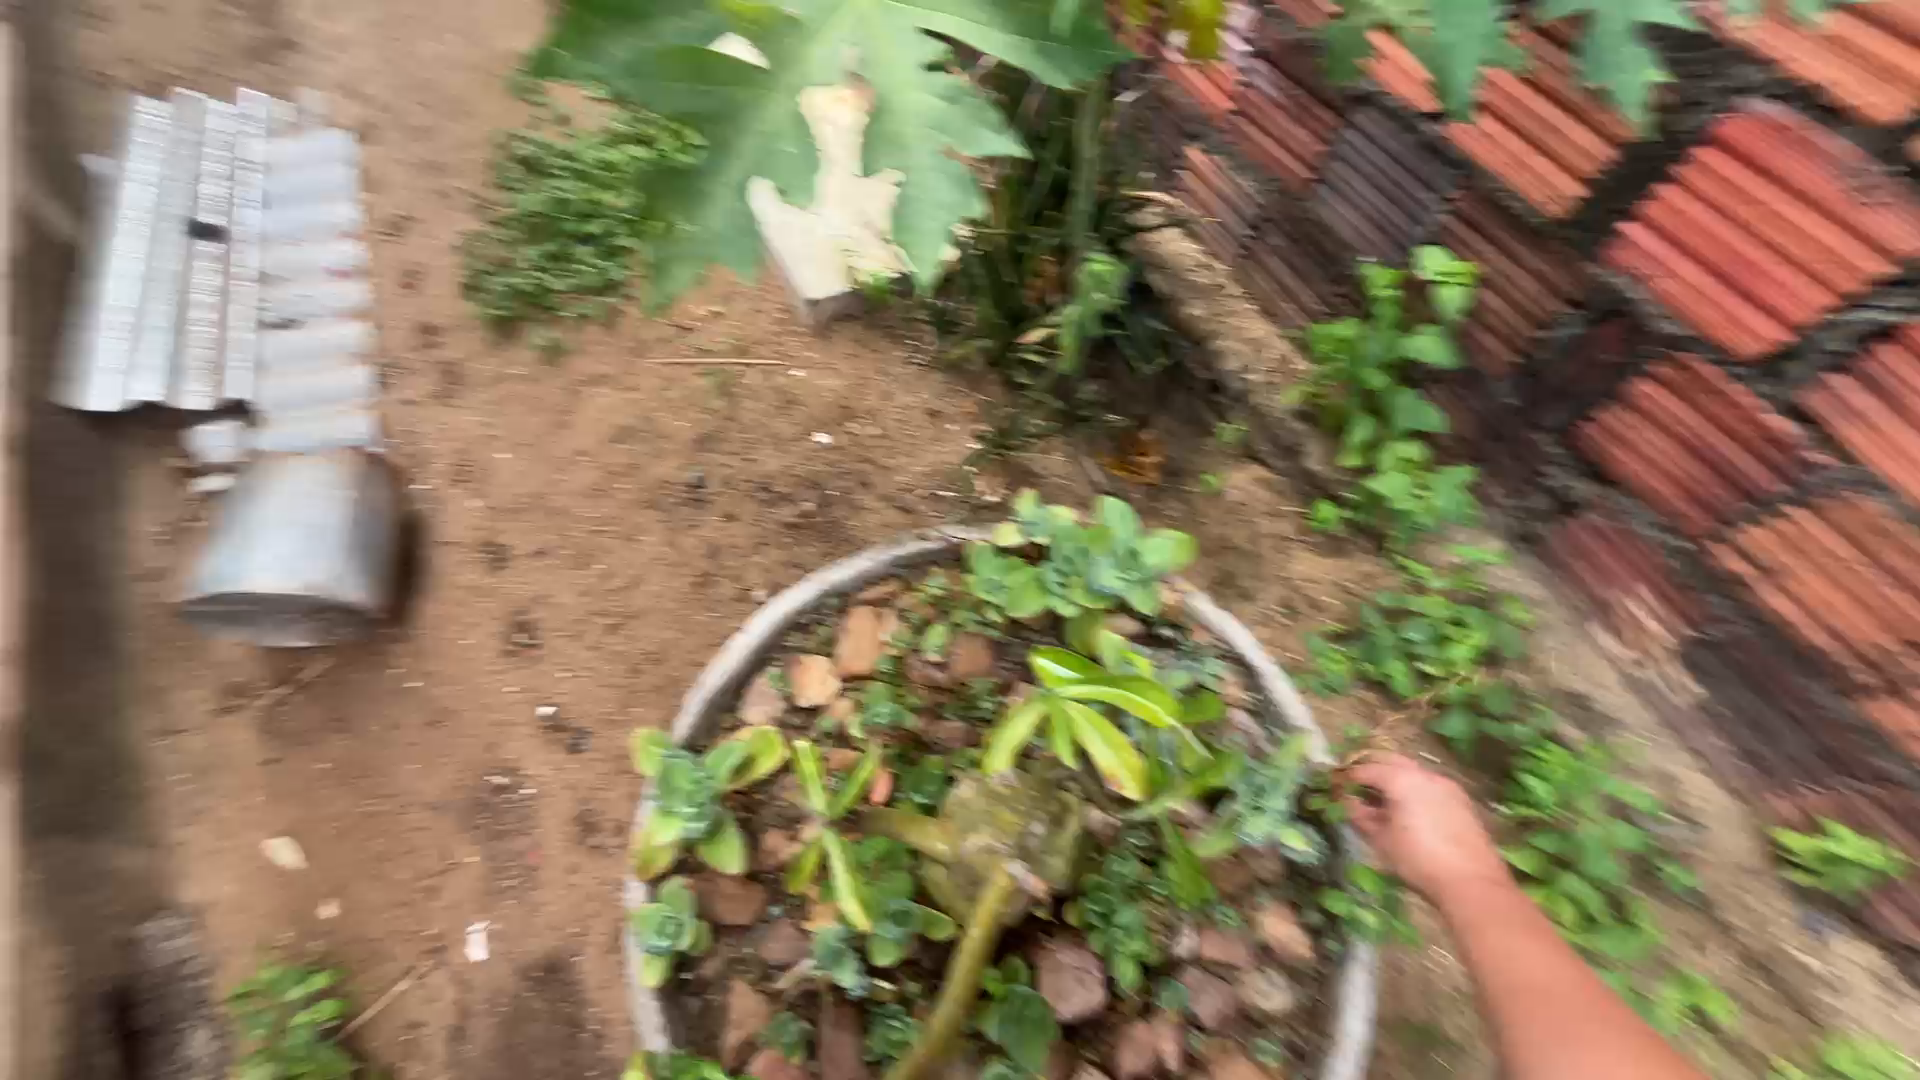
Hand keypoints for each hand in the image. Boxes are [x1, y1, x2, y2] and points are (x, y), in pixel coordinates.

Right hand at [1343, 753, 1512, 908]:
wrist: (1473, 884)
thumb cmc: (1418, 860)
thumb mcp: (1380, 839)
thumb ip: (1360, 815)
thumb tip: (1348, 802)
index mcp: (1400, 779)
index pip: (1364, 770)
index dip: (1346, 778)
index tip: (1335, 788)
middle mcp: (1424, 774)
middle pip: (1389, 760)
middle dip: (1369, 768)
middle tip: (1355, 785)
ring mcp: (1446, 786)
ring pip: (1412, 771)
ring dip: (1393, 777)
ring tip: (1381, 799)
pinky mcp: (1462, 801)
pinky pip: (1429, 785)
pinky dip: (1413, 789)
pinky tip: (1408, 810)